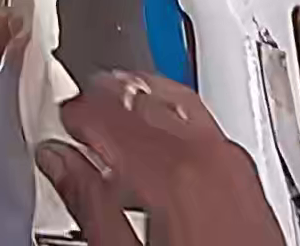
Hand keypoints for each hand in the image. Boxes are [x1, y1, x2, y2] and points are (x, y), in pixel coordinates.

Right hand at [37, 72, 285, 245]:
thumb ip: (88, 203)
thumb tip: (56, 159)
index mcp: (169, 173)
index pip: (109, 116)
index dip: (77, 111)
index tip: (61, 115)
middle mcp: (203, 153)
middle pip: (139, 99)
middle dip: (103, 98)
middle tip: (78, 108)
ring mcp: (228, 157)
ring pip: (170, 98)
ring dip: (137, 96)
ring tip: (111, 105)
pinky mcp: (243, 168)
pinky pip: (198, 116)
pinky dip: (169, 108)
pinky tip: (155, 123)